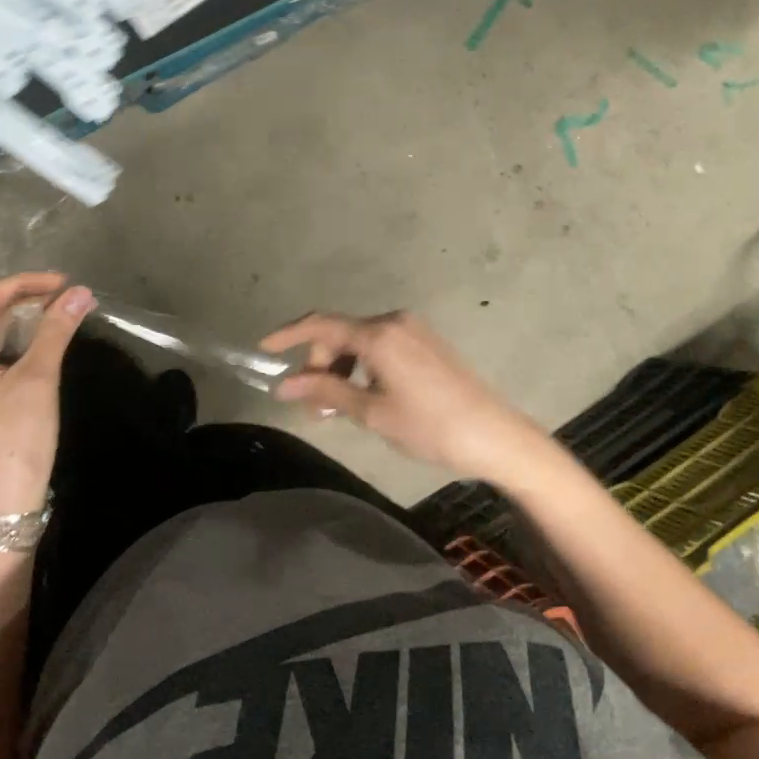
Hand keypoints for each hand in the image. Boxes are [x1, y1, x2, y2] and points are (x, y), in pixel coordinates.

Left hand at [0, 273, 97, 514]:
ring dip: (28, 318)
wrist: (9, 498)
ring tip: (64, 307)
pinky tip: (49, 333)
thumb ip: (56, 330)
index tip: (63, 282)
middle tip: (68, 294)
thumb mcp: (38, 379)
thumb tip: (82, 292)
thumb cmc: (16, 438)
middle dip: (28, 300)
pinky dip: (24, 340)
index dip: (24, 285)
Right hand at [260, 312, 544, 480]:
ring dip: (339, 369)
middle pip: (340, 333)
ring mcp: (413, 331)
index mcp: (379, 335)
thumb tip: (284, 384)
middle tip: (309, 405)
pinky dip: (361, 368)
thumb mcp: (372, 412)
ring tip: (333, 409)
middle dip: (318, 364)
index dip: (289, 335)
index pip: (322, 325)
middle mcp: (395, 322)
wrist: (495, 436)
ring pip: (360, 342)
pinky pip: (380, 348)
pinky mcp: (426, 344)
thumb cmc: (430, 426)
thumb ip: (326, 392)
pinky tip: (360, 397)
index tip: (263, 349)